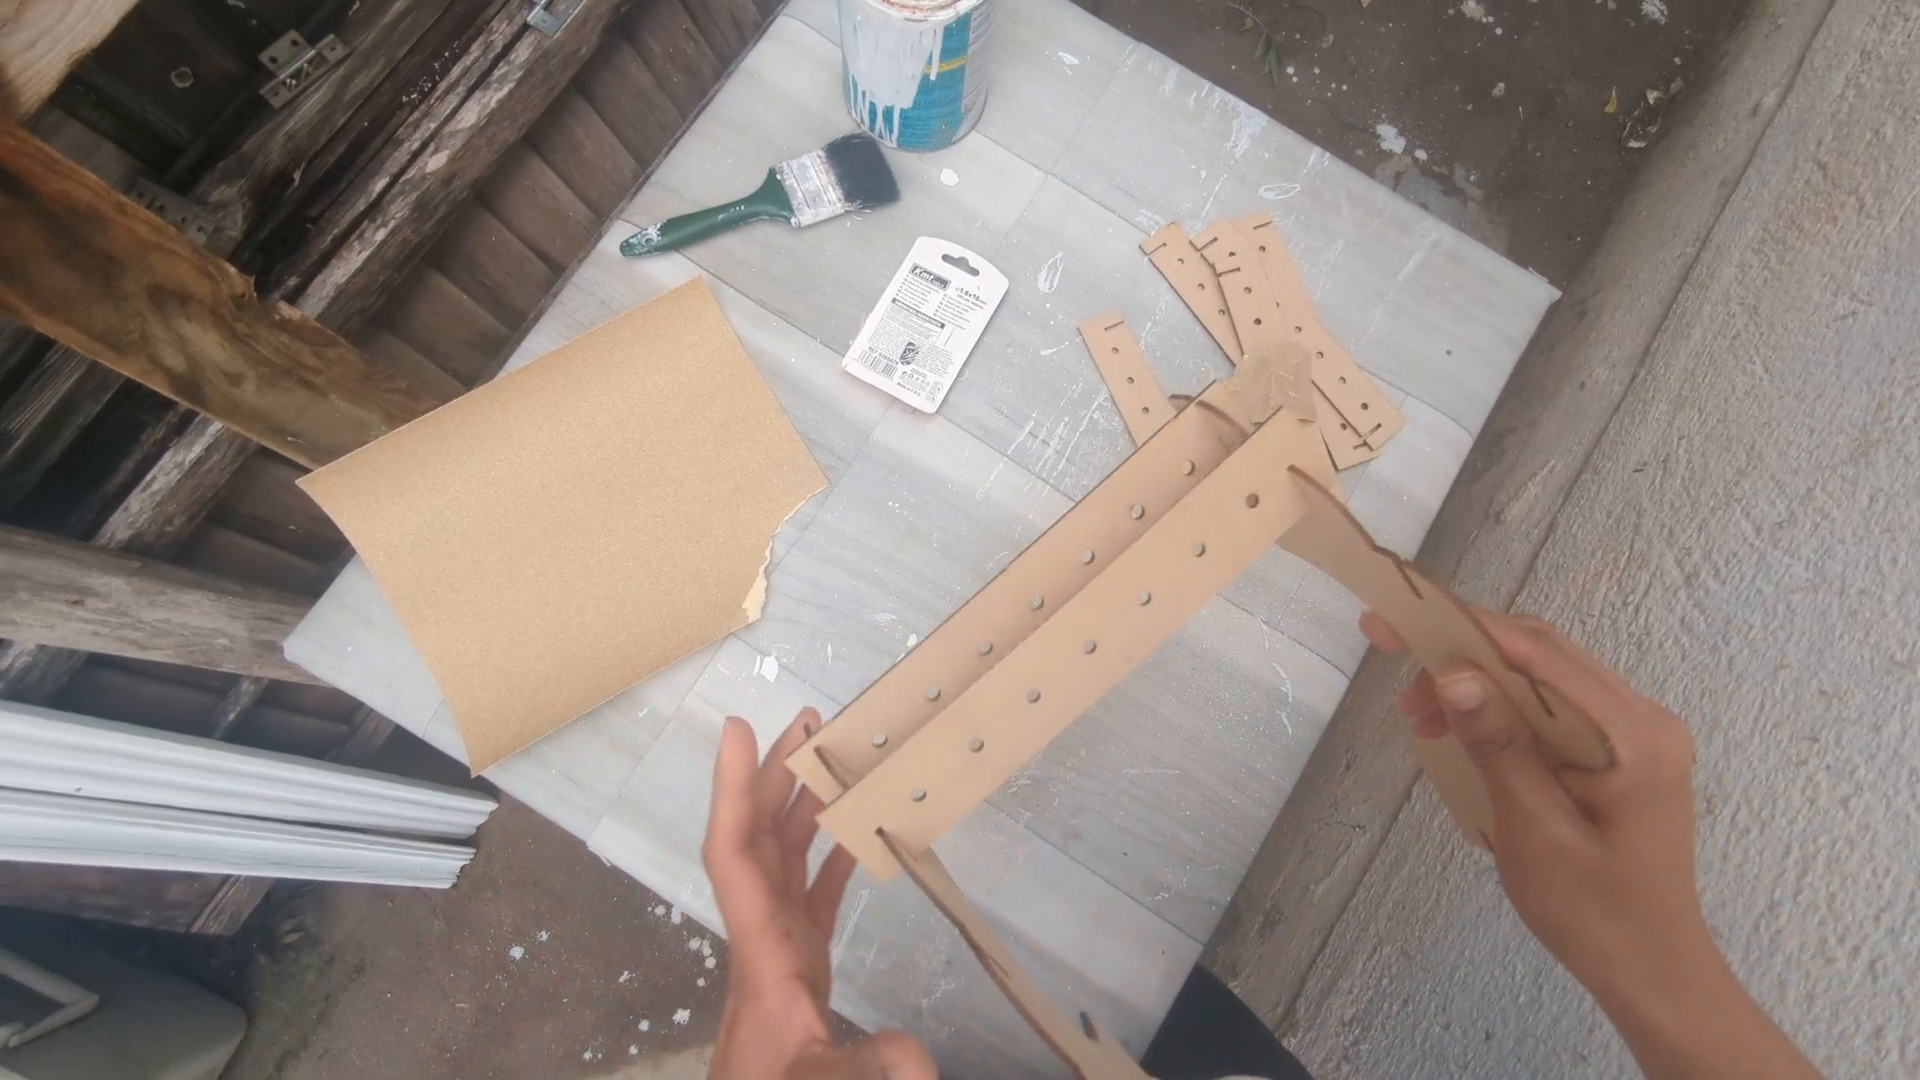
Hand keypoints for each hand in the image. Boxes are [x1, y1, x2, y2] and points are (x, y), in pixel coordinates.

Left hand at [704, 708, 935, 1079]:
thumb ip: (865, 1067)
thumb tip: (919, 1057)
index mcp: (759, 944)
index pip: (733, 850)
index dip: (733, 787)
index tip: (738, 730)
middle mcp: (762, 927)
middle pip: (760, 833)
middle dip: (778, 772)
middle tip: (810, 721)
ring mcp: (780, 939)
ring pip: (785, 853)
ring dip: (802, 802)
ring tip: (832, 757)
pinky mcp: (800, 953)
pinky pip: (811, 886)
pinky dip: (828, 852)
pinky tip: (852, 830)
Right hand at [1362, 609, 1820, 1079]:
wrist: (1651, 969)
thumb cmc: (1592, 909)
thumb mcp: (1534, 828)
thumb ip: (1499, 746)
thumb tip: (1453, 675)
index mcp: (1632, 735)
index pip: (1536, 652)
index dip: (1458, 627)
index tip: (1391, 623)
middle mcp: (1640, 717)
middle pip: (1535, 650)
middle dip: (1456, 647)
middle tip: (1388, 656)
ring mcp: (1630, 729)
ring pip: (1534, 670)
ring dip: (1468, 678)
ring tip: (1417, 716)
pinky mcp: (1613, 744)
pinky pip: (1543, 698)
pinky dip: (1489, 700)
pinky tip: (1456, 726)